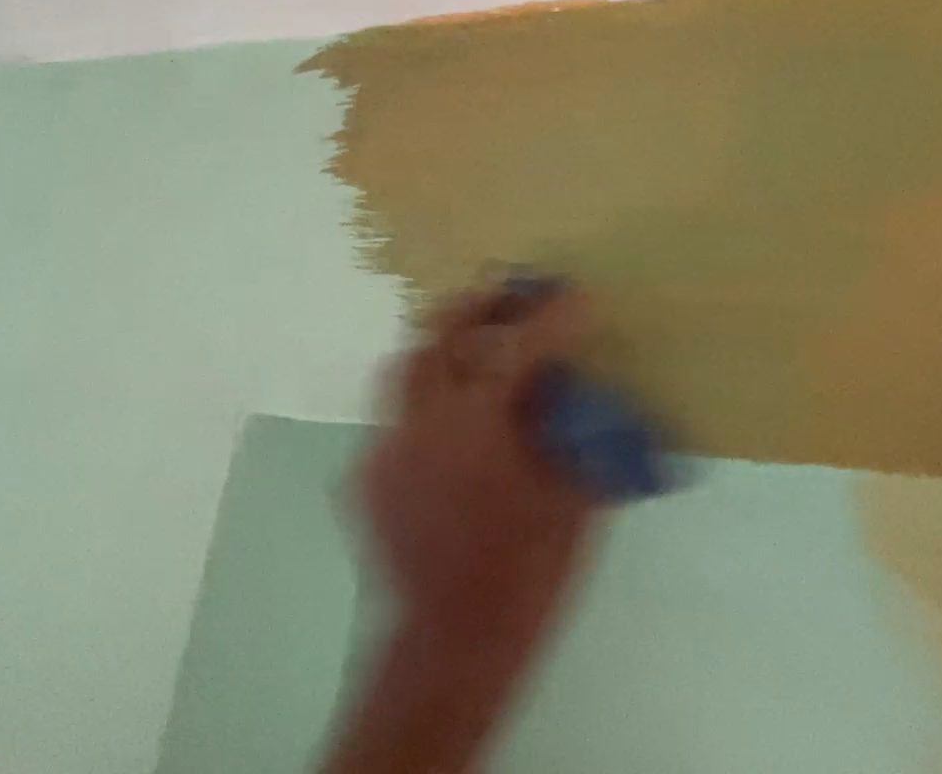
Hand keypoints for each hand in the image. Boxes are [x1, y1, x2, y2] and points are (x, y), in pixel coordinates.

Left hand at [358, 284, 597, 644]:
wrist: (448, 645)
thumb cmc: (523, 573)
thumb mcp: (569, 500)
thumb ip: (567, 434)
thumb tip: (573, 393)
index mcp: (476, 427)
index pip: (516, 349)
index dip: (551, 318)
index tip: (577, 297)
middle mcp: (419, 424)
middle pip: (436, 335)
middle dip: (476, 305)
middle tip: (508, 296)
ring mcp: (383, 448)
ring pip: (406, 368)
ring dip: (444, 346)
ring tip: (476, 347)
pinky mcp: (365, 476)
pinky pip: (398, 416)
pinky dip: (429, 402)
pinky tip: (453, 424)